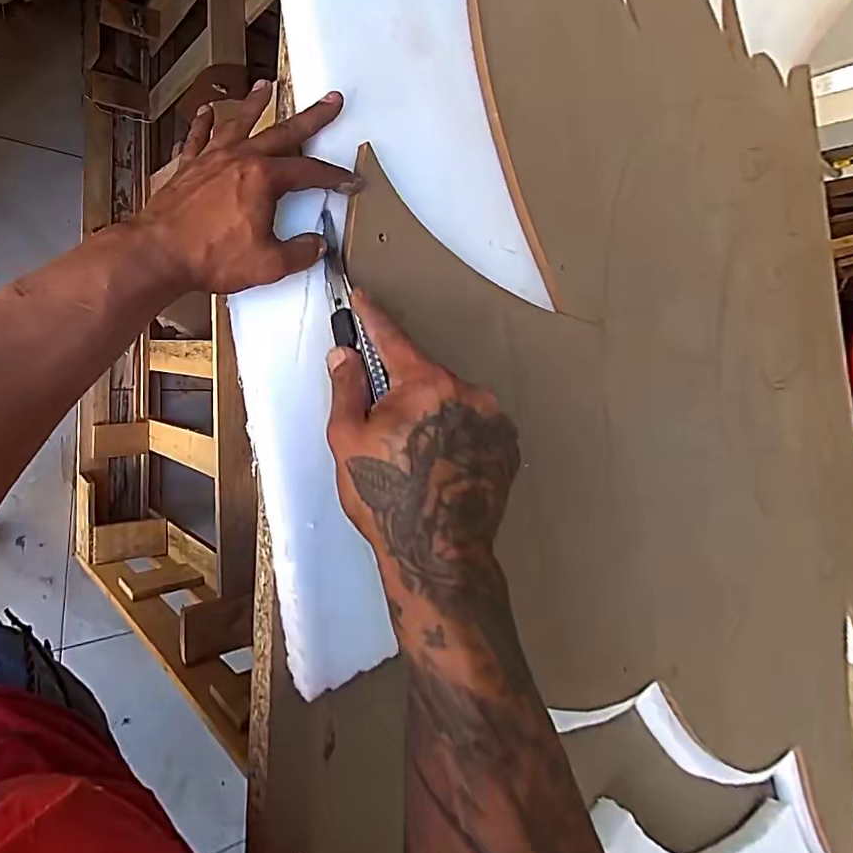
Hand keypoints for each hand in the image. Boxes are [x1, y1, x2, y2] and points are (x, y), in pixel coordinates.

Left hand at [132, 81, 356, 293]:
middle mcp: (238, 160)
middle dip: (311, 118)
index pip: (309, 172)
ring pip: (238, 124)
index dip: (334, 177)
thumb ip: (298, 253)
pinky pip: (197, 139)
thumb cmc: (207, 256)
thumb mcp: (267, 264)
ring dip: (254, 105)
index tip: (349, 181)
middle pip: (283, 132)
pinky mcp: (186, 170)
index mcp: (262, 179)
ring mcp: (210, 161)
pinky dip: (202, 125)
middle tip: (329, 102)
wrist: (156, 254)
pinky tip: (205, 113)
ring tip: (264, 87)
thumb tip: (314, 246)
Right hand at [327, 291, 518, 595]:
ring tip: (409, 456)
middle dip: (398, 389)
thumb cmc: (388, 499)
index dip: (373, 317)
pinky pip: (469, 420)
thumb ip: (347, 387)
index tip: (364, 300)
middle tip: (380, 428)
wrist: (438, 553)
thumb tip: (345, 356)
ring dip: (426, 411)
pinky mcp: (506, 444)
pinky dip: (449, 428)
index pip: (393, 338)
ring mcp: (492, 419)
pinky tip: (432, 462)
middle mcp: (467, 393)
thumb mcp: (348, 439)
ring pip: (446, 398)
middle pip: (421, 373)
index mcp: (425, 385)